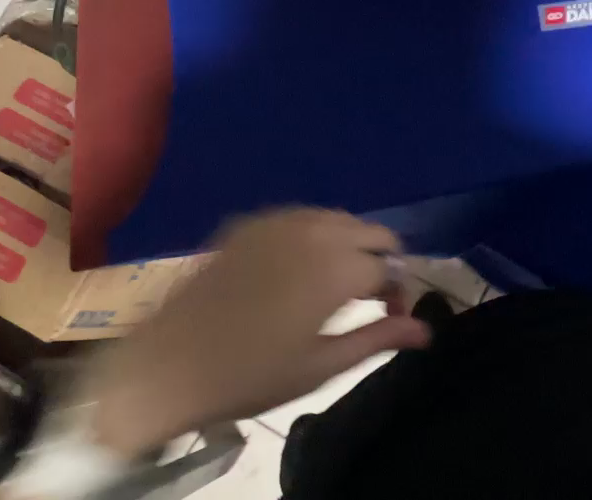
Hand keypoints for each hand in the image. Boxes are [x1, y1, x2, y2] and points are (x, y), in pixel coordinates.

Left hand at [85, 208, 431, 457]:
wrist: (165, 366)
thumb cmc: (249, 375)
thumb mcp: (321, 365)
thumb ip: (379, 338)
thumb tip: (426, 330)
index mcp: (338, 267)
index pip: (391, 267)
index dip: (398, 293)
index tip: (389, 318)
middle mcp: (316, 231)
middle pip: (372, 232)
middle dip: (381, 260)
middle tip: (368, 299)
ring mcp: (281, 221)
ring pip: (340, 219)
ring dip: (351, 244)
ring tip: (337, 283)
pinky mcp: (252, 223)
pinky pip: (304, 217)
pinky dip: (318, 234)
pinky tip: (301, 266)